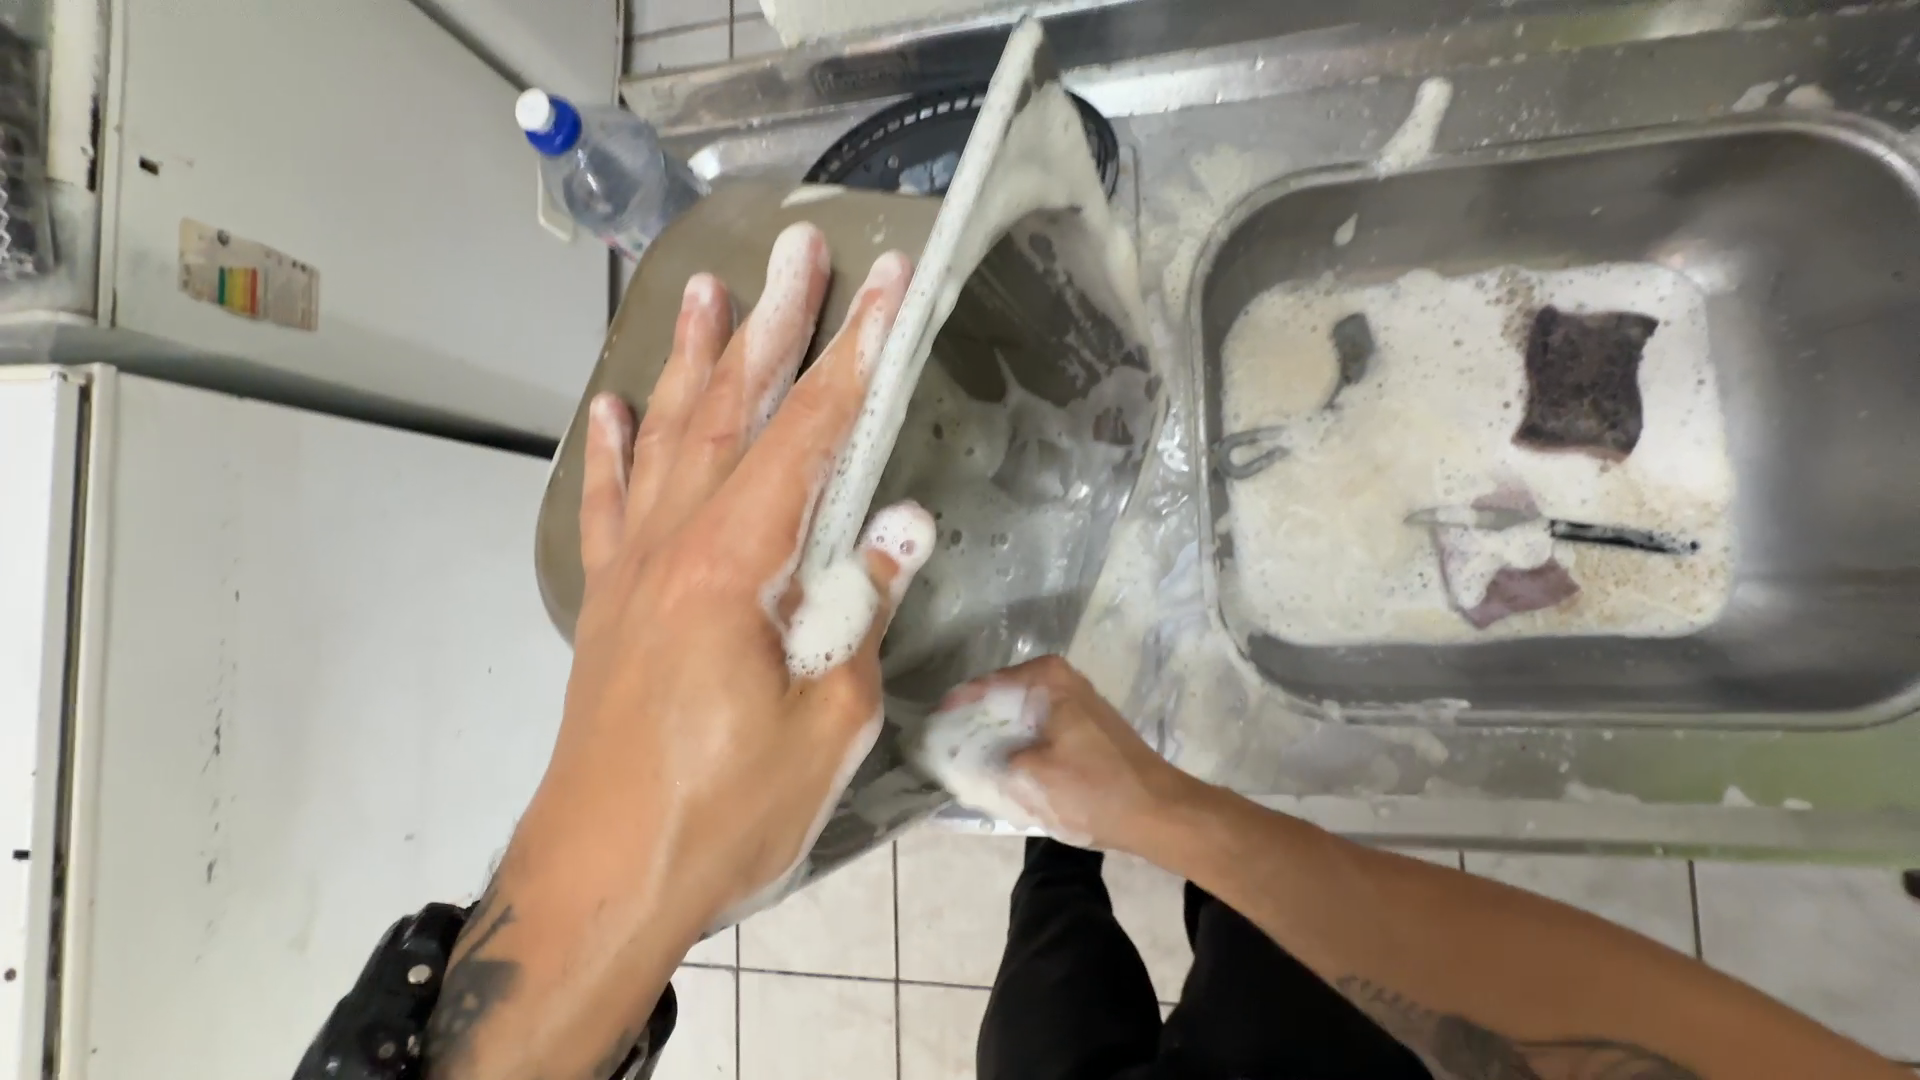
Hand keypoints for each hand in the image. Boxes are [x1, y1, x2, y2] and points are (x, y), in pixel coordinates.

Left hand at [426, 224, 930, 1079]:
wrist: (603, 881)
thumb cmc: (728, 811)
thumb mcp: (828, 721)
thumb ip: (860, 610)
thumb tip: (901, 523)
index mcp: (733, 565)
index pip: (810, 434)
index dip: (855, 355)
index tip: (885, 286)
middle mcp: (674, 545)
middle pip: (733, 411)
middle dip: (777, 325)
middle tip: (802, 251)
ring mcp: (631, 571)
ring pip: (667, 440)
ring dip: (694, 362)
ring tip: (712, 292)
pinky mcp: (607, 605)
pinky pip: (608, 506)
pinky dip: (612, 450)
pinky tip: (611, 408)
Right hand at [934, 655, 1200, 853]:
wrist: (1159, 812)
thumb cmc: (1093, 790)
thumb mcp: (1030, 777)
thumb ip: (991, 761)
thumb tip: (967, 756)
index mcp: (1048, 678)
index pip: (987, 685)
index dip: (958, 707)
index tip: (934, 726)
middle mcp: (1063, 678)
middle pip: (1005, 695)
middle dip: (977, 719)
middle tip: (948, 744)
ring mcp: (1078, 700)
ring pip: (1023, 711)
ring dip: (999, 731)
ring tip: (969, 756)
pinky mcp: (1087, 724)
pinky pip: (1041, 724)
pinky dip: (1021, 739)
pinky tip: (1006, 763)